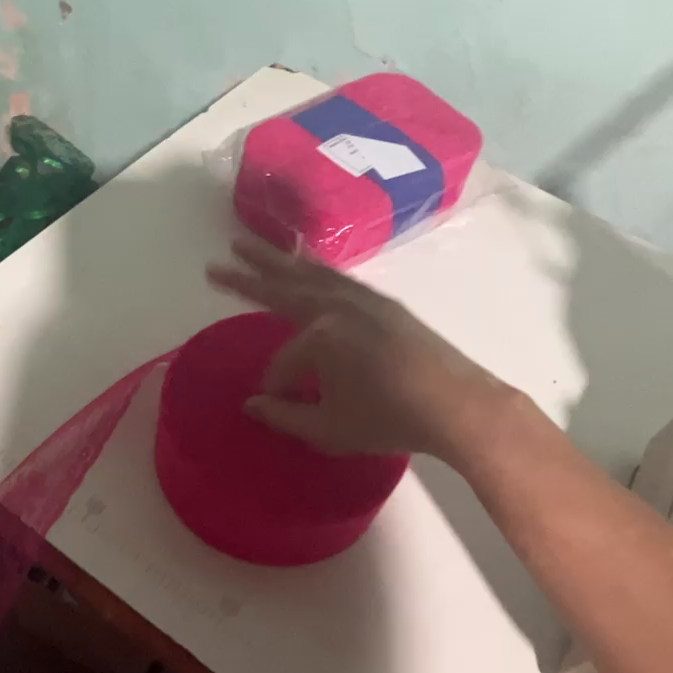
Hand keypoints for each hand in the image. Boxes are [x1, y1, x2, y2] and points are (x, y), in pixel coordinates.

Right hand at [206, 236, 519, 461]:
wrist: (456, 405)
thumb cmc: (389, 420)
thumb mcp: (329, 429)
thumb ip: (284, 415)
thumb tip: (252, 403)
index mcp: (320, 336)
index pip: (282, 361)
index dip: (275, 385)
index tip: (278, 403)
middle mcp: (337, 306)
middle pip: (283, 289)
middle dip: (247, 276)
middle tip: (216, 261)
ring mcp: (362, 299)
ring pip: (311, 274)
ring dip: (278, 260)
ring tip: (252, 244)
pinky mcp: (383, 302)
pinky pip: (338, 276)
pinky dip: (316, 267)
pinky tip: (309, 263)